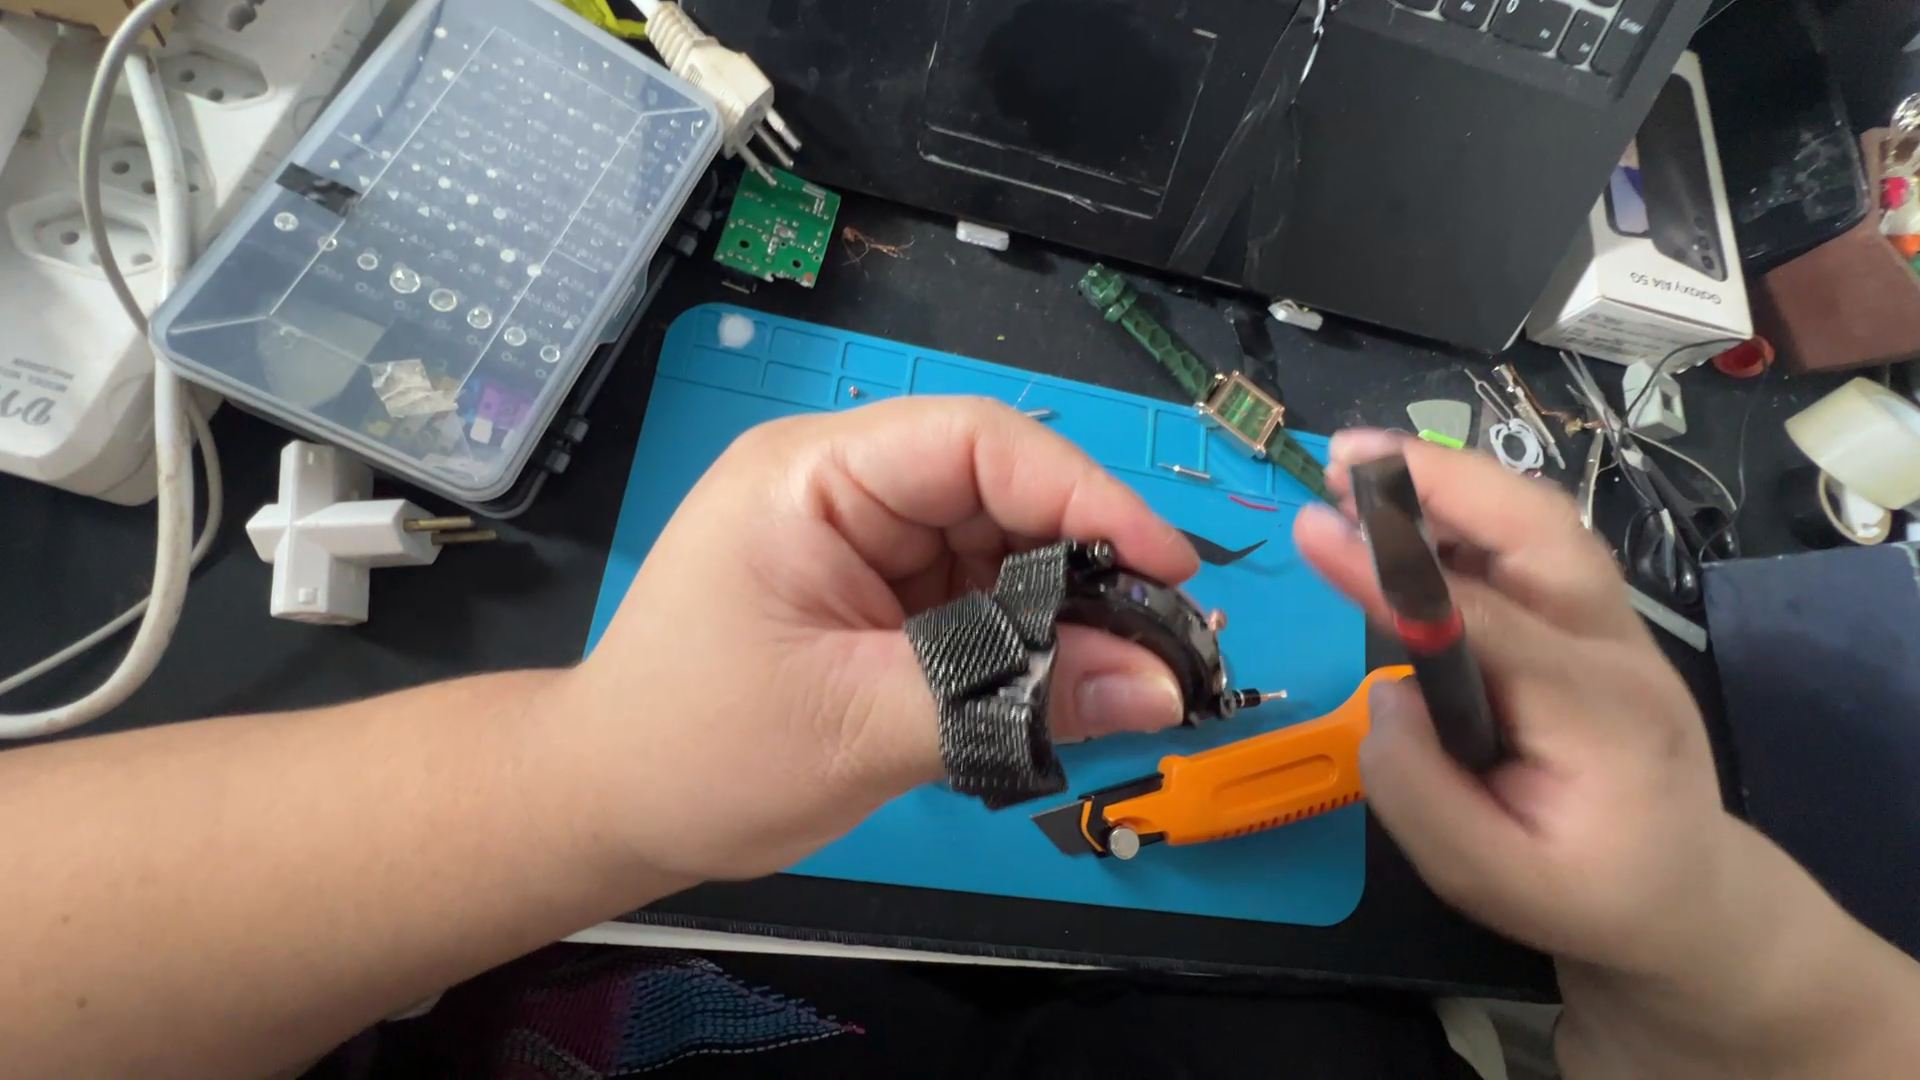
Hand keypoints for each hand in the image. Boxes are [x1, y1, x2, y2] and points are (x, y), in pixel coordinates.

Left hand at [561, 397, 1197, 881]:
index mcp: (814, 476)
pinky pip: (980, 596)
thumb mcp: (863, 726)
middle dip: (1083, 560)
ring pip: (999, 548)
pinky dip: (1027, 637)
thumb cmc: (700, 754)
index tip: (1166, 564)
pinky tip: (1064, 677)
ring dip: (1062, 607)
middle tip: (1160, 633)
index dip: (1083, 493)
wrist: (616, 803)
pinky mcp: (882, 591)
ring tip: (1125, 667)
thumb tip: (1158, 687)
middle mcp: (846, 488)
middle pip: (998, 493)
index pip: (975, 443)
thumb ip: (1014, 701)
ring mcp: (867, 540)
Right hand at [1296, 429, 1721, 969]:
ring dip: (1444, 478)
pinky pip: (1521, 541)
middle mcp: (1611, 647)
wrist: (1683, 890)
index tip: (1310, 532)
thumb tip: (1387, 691)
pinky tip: (1396, 506)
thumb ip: (1414, 787)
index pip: (1479, 621)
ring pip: (1534, 520)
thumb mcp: (1482, 874)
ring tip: (1355, 463)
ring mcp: (1604, 623)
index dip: (1392, 572)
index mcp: (1597, 715)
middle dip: (1439, 479)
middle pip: (1536, 532)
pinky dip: (1456, 505)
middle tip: (1345, 456)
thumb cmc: (1579, 889)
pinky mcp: (1579, 617)